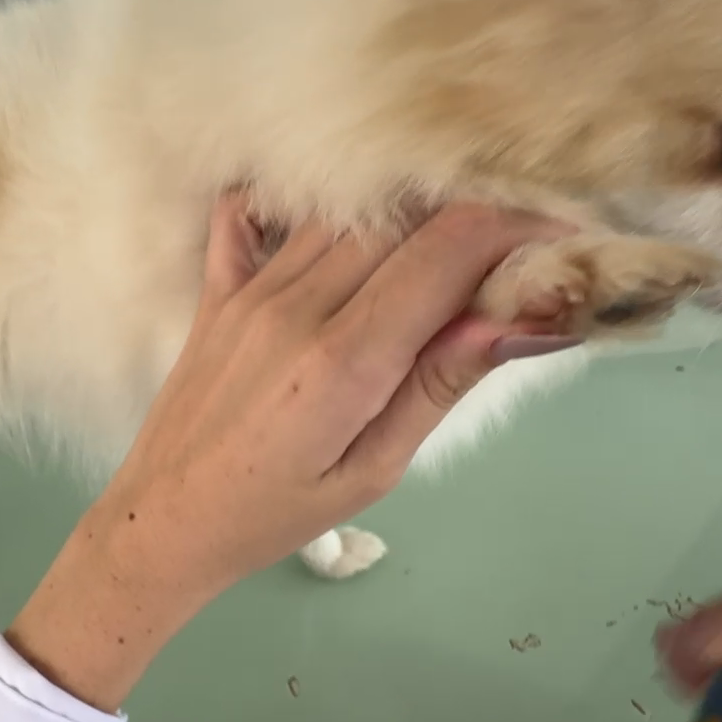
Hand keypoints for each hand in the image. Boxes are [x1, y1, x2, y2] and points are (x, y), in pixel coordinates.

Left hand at [7, 195, 576, 710]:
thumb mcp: (368, 473)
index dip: (519, 227)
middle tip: (508, 245)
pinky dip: (296, 201)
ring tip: (438, 241)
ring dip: (402, 211)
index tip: (559, 240)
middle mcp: (294, 305)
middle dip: (472, 214)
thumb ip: (437, 387)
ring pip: (341, 212)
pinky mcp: (213, 294)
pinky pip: (249, 217)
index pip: (449, 246)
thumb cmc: (269, 516)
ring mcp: (245, 291)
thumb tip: (521, 318)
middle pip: (402, 216)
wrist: (162, 520)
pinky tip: (331, 216)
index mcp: (342, 358)